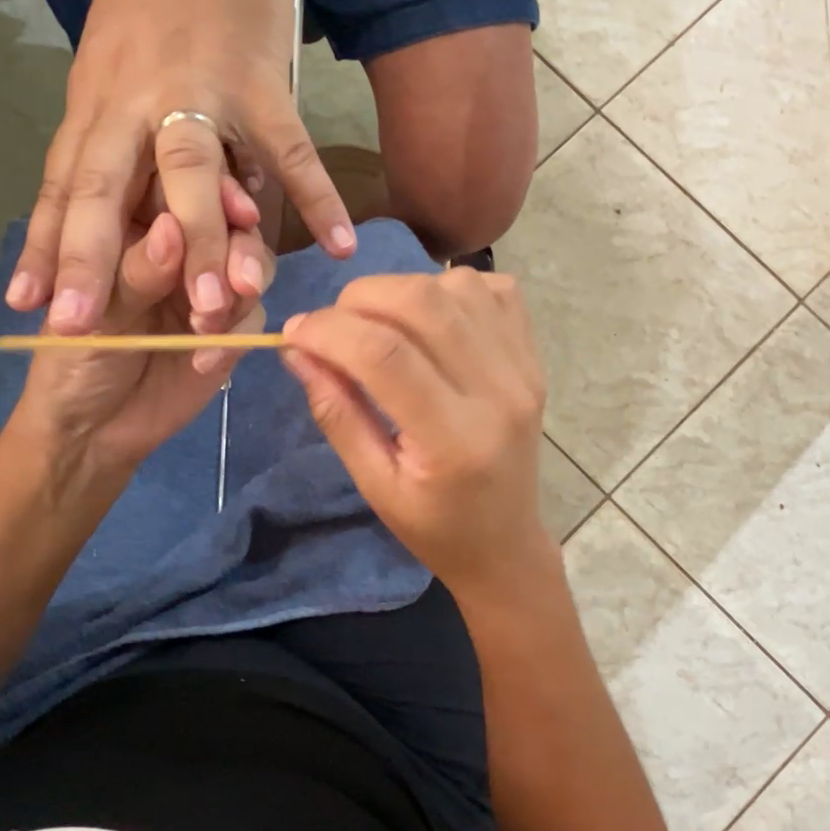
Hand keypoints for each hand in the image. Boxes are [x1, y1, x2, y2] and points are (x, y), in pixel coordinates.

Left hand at [4, 0, 352, 335]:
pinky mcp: (264, 85)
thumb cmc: (148, 20)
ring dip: (205, 240)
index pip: (64, 189)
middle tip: (81, 328)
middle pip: (105, 186)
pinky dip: (317, 196)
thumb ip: (113, 162)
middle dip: (92, 259)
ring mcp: (201, 93)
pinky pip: (292, 148)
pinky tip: (339, 246)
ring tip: (213, 304)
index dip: (46, 250)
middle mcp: (134, 104)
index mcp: (95, 111)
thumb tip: (116, 246)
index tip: (28, 312)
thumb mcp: (108, 88)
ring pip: (194, 171)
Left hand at [13, 178, 274, 474]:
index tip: (230, 208)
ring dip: (241, 288)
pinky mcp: (229, 330)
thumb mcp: (95, 314)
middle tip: (238, 280)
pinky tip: (205, 362)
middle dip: (235, 249)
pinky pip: (251, 320)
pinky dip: (234, 337)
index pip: (178, 191)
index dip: (208, 195)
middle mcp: (178, 247)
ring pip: (251, 267)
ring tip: (211, 322)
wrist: (92, 433)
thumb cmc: (71, 362)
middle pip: (229, 224)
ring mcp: (208, 288)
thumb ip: (134, 273)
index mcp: (133, 225)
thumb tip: (173, 230)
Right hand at [280, 270, 556, 592]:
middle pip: (423, 303)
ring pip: (457, 288)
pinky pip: (494, 291)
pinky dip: (452, 289)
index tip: (295, 333)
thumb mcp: (375, 485)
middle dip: (360, 298)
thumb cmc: (434, 526)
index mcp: (454, 440)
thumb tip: (296, 349)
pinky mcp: (534, 359)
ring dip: (404, 291)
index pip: (385, 355)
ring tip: (380, 324)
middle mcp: (498, 393)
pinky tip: (431, 320)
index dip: (330, 330)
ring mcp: (524, 371)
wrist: (505, 543)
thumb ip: (337, 414)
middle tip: (333, 326)